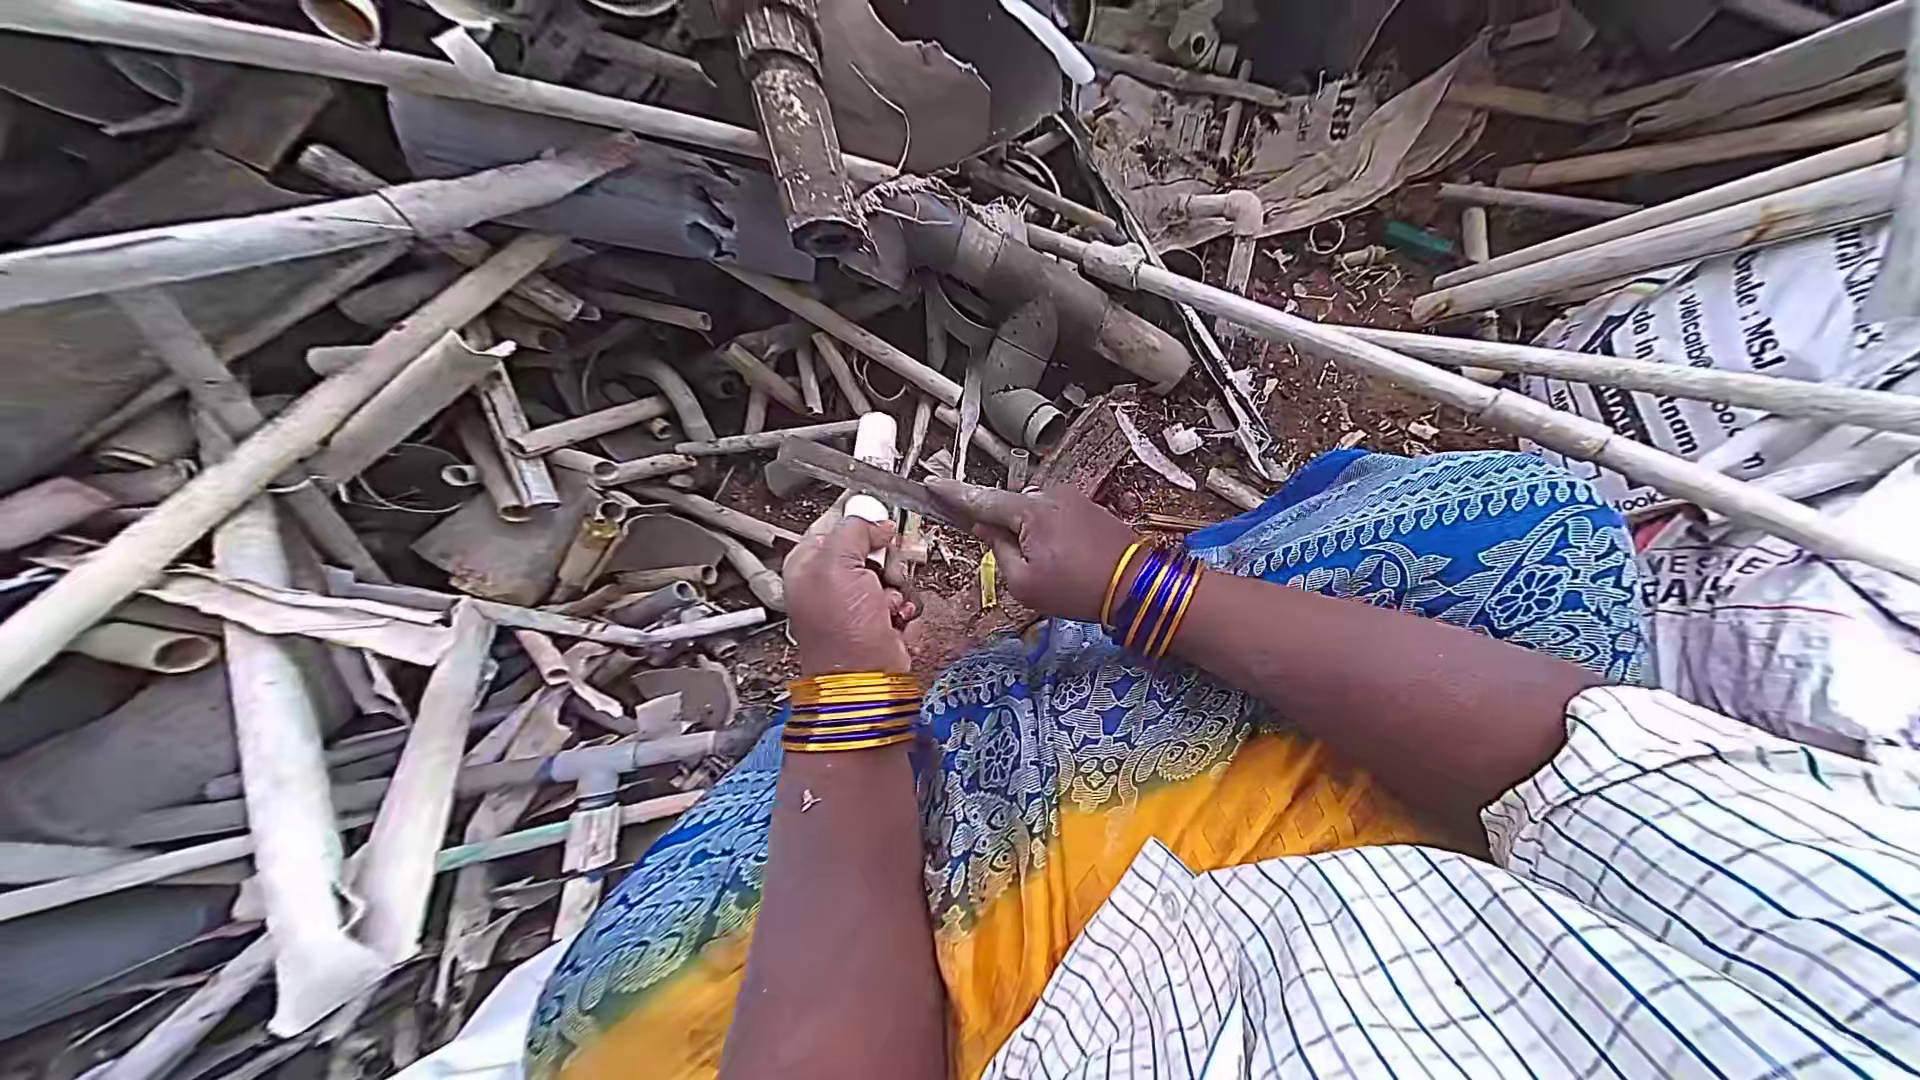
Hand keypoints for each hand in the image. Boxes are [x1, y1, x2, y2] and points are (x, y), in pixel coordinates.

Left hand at [783, 518, 913, 674]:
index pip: (837, 522)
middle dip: (887, 559)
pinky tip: (897, 618)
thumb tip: (877, 524)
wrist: (864, 676)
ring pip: (894, 570)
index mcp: (809, 561)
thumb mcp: (837, 564)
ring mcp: (859, 598)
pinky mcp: (882, 616)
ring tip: (890, 604)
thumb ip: (854, 530)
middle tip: (885, 573)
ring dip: (900, 586)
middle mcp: (832, 578)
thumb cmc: (840, 629)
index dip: (861, 522)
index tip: (878, 526)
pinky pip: (905, 596)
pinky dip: (907, 607)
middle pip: (872, 545)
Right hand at [926, 480, 1139, 622]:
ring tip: (1046, 567)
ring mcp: (1070, 497)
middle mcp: (1049, 494)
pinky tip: (1059, 557)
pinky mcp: (1086, 506)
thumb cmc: (1077, 589)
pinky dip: (1045, 532)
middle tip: (1012, 562)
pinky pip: (1051, 514)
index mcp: (1029, 510)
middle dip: (1000, 528)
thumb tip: (985, 528)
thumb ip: (997, 550)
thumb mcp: (1023, 582)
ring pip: (1030, 512)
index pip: (980, 499)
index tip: (931, 483)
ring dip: (1025, 532)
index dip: (952, 493)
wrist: (1135, 586)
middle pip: (1006, 506)